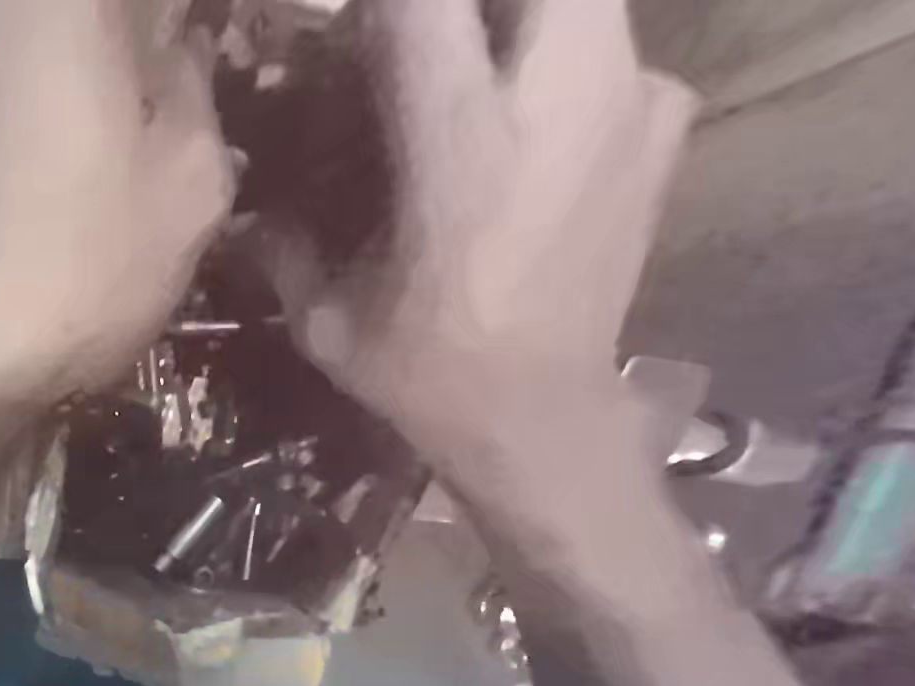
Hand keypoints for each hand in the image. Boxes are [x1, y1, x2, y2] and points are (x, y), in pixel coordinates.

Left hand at [0, 0, 234, 406]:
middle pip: (81, 5)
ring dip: (96, 57)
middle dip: (131, 33)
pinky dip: (49, 84)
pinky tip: (74, 143)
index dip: (170, 23)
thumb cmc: (89, 272)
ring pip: (35, 26)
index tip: (191, 57)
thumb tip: (176, 54)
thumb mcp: (189, 185)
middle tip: (166, 80)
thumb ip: (197, 91)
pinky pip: (3, 62)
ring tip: (131, 111)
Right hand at [267, 0, 697, 481]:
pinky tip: (531, 134)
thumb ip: (284, 253)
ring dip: (518, 23)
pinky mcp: (664, 132)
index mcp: (462, 151)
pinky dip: (566, 69)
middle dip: (465, 5)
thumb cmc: (421, 372)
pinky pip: (616, 54)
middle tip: (422, 42)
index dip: (377, 6)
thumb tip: (250, 215)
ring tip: (471, 81)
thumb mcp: (326, 322)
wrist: (535, 415)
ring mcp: (630, 105)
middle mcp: (561, 100)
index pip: (423, 7)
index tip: (351, 30)